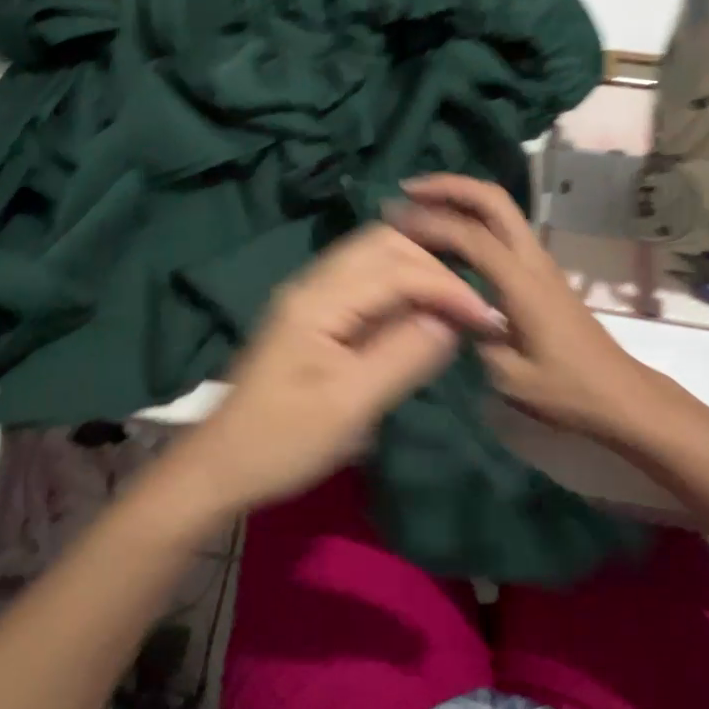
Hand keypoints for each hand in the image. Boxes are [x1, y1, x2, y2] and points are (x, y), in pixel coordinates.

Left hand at [171, 224, 505, 514]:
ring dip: (417, 272)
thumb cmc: (284, 440)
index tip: (487, 319)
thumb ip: (404, 356)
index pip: (398, 269)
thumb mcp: (351, 404)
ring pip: (373, 257)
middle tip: (470, 308)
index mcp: (319, 300)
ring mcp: (309, 297)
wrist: (221, 464)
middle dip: (434, 267)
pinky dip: (399, 287)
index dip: (448, 288)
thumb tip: (452, 322)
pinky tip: (418, 315)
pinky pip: (364, 281)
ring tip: (452, 308)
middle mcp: (313, 284)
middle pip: (384, 244)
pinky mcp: (311, 316)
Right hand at [388, 174, 661, 438]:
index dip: (430, 223)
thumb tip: (448, 308)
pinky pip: (504, 232)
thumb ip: (474, 334)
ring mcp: (541, 263)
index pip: (471, 236)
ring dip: (462, 199)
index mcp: (523, 283)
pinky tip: (448, 239)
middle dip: (450, 187)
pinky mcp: (542, 274)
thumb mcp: (509, 376)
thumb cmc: (567, 391)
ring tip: (420, 207)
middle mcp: (534, 260)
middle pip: (494, 200)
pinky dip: (473, 221)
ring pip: (501, 211)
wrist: (620, 396)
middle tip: (408, 191)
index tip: (392, 220)